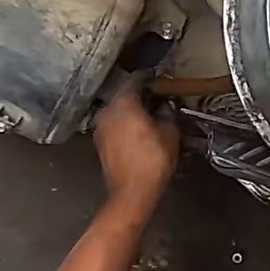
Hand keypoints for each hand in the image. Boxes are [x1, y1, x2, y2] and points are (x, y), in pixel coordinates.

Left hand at [92, 78, 178, 213]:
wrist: (132, 192)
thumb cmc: (153, 159)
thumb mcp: (170, 133)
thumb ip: (167, 114)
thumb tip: (165, 107)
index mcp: (123, 102)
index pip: (136, 80)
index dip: (149, 78)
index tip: (159, 79)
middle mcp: (106, 110)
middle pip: (124, 95)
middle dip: (140, 96)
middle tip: (157, 98)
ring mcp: (100, 127)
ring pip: (117, 111)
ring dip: (131, 111)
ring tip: (149, 116)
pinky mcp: (99, 143)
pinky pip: (114, 126)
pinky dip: (125, 125)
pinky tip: (138, 132)